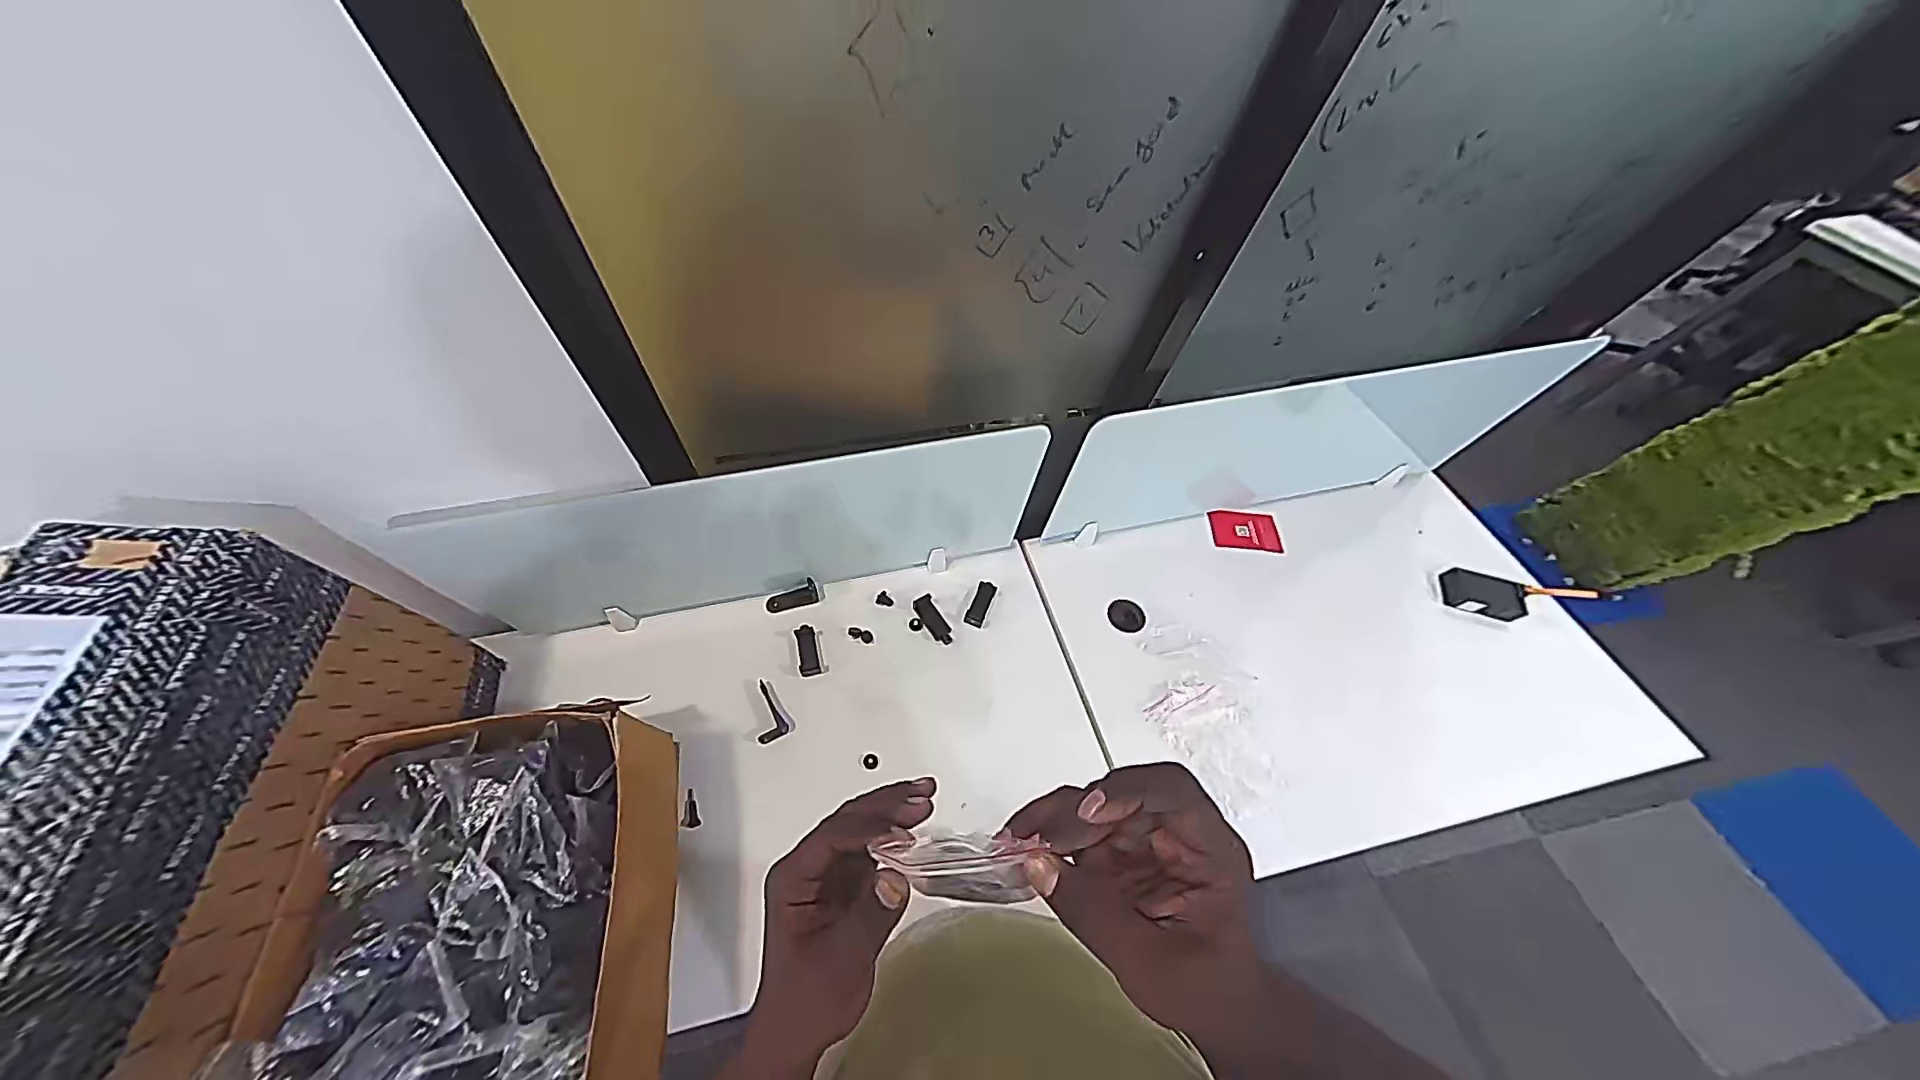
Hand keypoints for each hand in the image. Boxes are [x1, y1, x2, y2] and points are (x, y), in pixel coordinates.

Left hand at [730, 778, 933, 1076]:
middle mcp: (809, 867)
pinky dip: (896, 830)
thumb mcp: (840, 961)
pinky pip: (873, 844)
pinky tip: (915, 821)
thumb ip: (869, 915)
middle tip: (920, 796)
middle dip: (885, 805)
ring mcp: (830, 871)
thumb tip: (895, 877)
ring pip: (861, 825)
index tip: (900, 833)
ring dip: (893, 808)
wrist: (799, 1029)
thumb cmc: (805, 1001)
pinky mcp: (849, 880)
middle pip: (847, 821)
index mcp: (793, 879)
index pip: (831, 837)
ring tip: (924, 794)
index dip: (867, 830)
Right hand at [1005, 763, 1264, 1040]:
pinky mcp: (1119, 851)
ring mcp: (1146, 839)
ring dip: (1052, 818)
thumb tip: (1039, 866)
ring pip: (1095, 803)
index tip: (1088, 810)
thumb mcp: (1148, 961)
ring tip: (1017, 838)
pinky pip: (1081, 828)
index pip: (1171, 791)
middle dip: (1073, 811)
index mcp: (1209, 850)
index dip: (1128, 791)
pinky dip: (1050, 835)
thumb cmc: (1207, 989)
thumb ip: (1090, 911)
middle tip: (1033, 836)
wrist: (1215, 1011)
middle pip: (1122, 793)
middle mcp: (1176, 833)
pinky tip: (1026, 847)